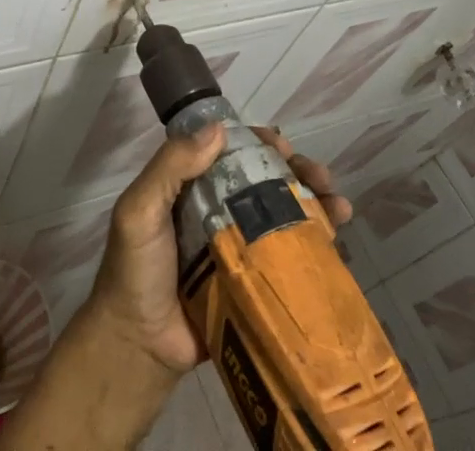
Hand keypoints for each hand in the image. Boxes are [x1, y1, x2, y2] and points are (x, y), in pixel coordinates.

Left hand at [85, 124, 354, 374]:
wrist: (139, 344)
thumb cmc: (135, 270)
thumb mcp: (140, 210)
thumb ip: (170, 168)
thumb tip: (219, 130)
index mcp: (192, 189)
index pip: (232, 154)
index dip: (260, 144)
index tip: (282, 144)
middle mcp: (220, 211)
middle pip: (267, 181)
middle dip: (300, 172)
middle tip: (321, 176)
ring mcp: (242, 248)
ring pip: (285, 215)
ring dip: (318, 204)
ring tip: (340, 207)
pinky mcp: (257, 282)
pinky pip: (292, 257)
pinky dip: (318, 246)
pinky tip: (338, 243)